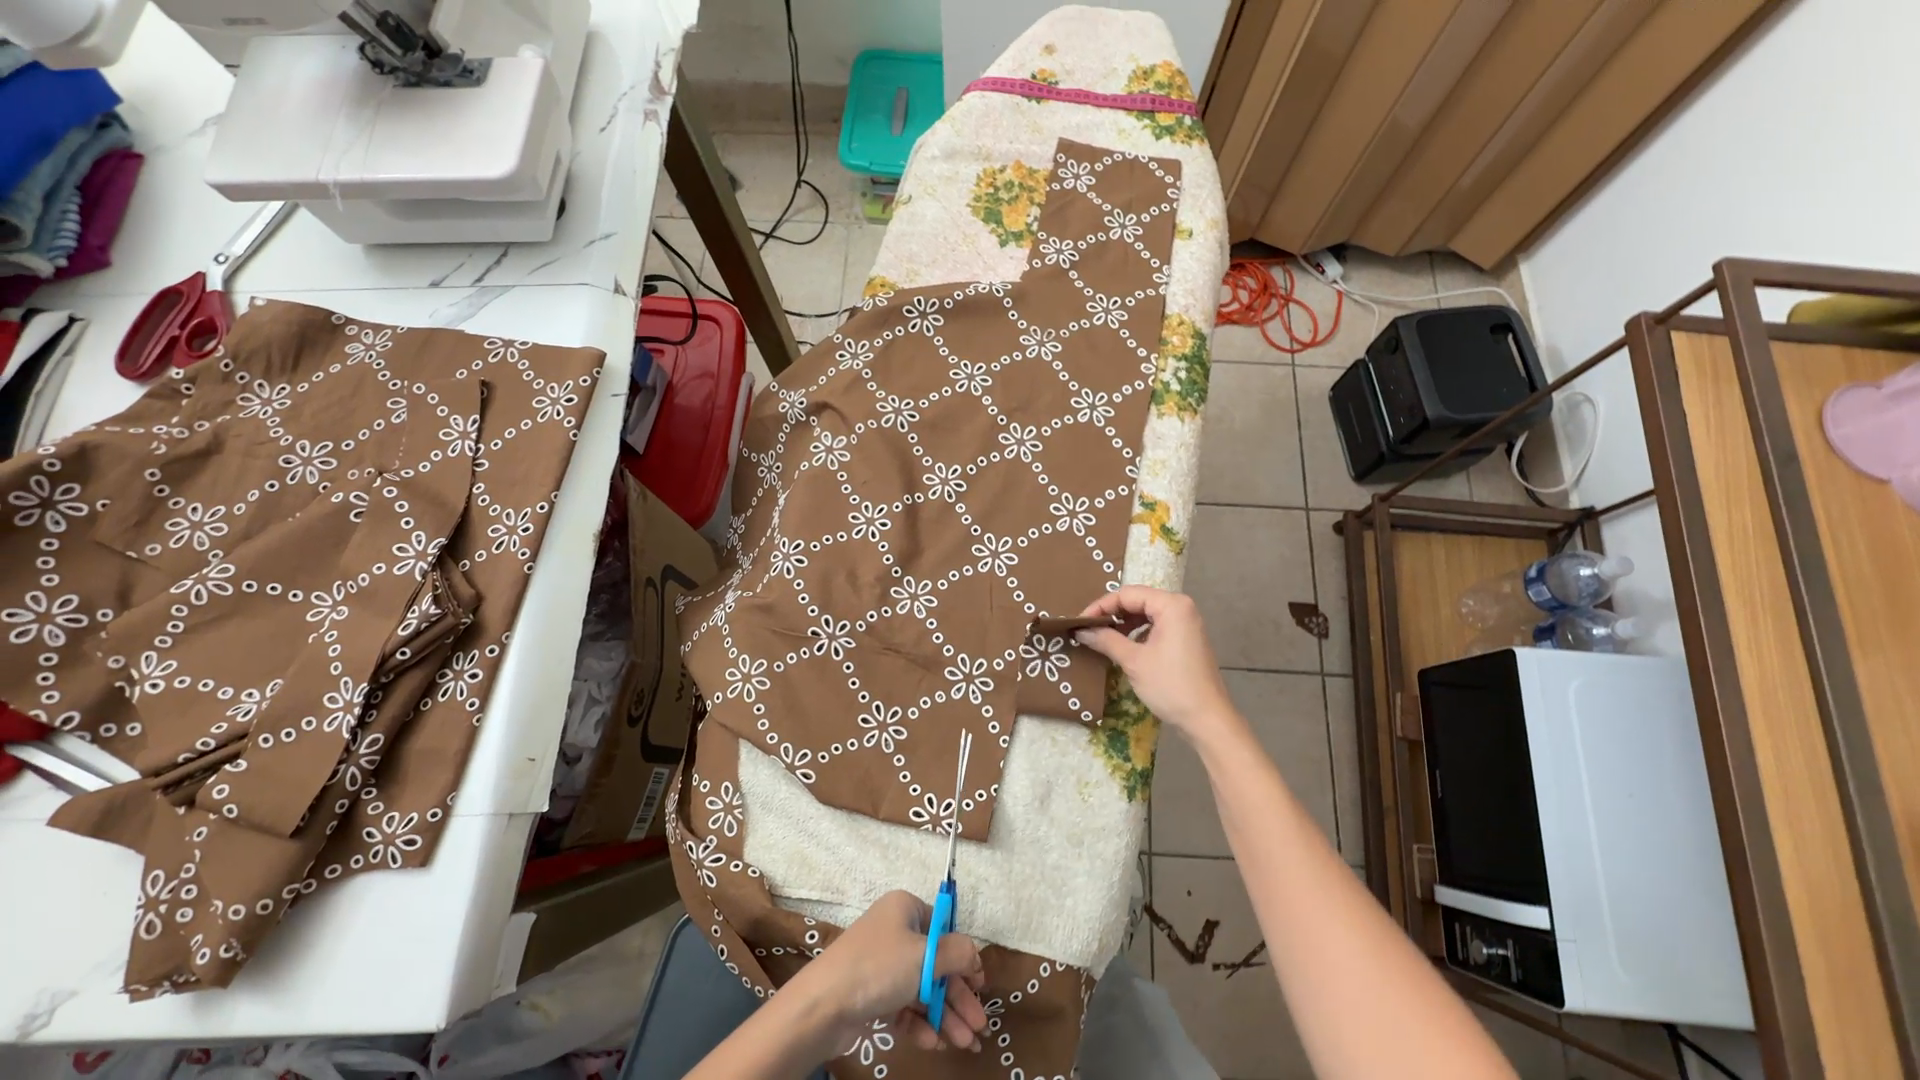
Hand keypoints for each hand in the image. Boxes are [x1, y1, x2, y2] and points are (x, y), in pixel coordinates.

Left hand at [783, 890, 988, 1056]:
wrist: (822, 1006)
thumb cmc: (879, 968)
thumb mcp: (925, 955)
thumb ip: (958, 953)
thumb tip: (975, 954)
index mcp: (905, 910)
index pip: (945, 931)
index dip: (965, 959)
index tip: (981, 985)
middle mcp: (894, 933)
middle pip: (937, 965)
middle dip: (959, 998)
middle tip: (980, 1027)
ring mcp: (883, 965)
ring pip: (923, 990)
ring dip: (946, 1016)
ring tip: (966, 1044)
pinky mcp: (873, 994)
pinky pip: (905, 1006)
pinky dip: (921, 1023)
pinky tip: (934, 1043)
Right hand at [1075, 586, 1239, 742]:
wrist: (1206, 718)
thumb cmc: (1170, 685)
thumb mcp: (1134, 661)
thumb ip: (1106, 640)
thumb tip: (1081, 630)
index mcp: (1171, 605)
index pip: (1127, 594)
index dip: (1101, 607)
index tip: (1080, 623)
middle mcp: (1181, 607)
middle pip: (1138, 601)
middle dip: (1112, 614)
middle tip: (1088, 630)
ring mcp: (1186, 623)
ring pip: (1146, 614)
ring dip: (1123, 624)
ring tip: (1102, 638)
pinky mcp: (1186, 639)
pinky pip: (1156, 627)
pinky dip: (1138, 633)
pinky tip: (1123, 647)